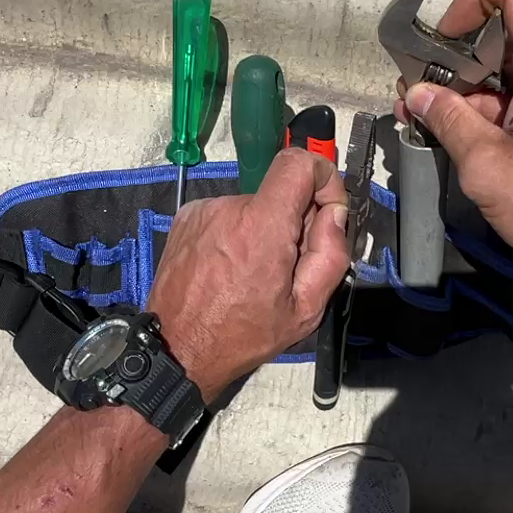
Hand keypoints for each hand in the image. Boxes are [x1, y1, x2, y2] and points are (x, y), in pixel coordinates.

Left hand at [148, 148, 349, 398]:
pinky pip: (229, 215)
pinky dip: (239, 235)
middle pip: (281, 192)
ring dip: (265, 232)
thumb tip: (334, 215)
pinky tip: (231, 270)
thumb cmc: (241, 336)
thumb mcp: (305, 310)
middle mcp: (230, 208)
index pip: (300, 163)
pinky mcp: (187, 218)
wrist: (178, 349)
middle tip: (288, 266)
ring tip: (254, 275)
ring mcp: (204, 210)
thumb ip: (331, 255)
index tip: (326, 211)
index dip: (323, 178)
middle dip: (296, 221)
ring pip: (256, 207)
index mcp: (262, 226)